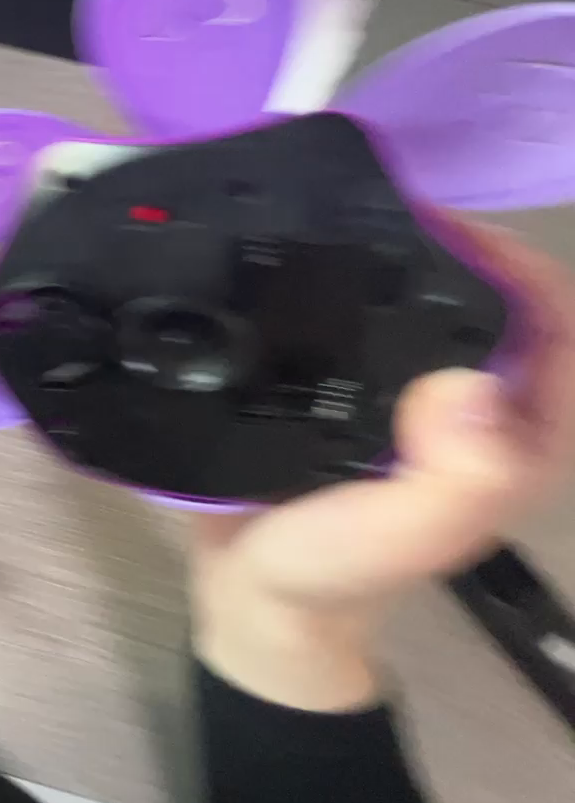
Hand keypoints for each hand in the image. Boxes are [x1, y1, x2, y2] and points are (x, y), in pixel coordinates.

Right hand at [193, 220, 574, 710]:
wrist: (255, 592)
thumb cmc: (333, 567)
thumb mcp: (405, 532)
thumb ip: (458, 473)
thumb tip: (467, 381)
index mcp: (509, 431)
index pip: (547, 324)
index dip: (511, 263)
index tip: (430, 221)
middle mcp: (462, 407)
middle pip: (476, 305)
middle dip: (439, 250)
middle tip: (358, 210)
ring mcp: (394, 404)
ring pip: (406, 316)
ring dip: (376, 270)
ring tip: (311, 230)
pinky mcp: (330, 402)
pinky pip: (343, 338)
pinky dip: (322, 302)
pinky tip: (272, 284)